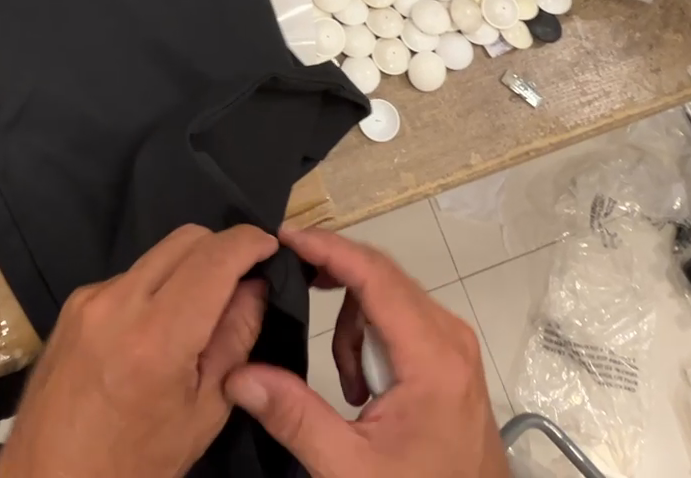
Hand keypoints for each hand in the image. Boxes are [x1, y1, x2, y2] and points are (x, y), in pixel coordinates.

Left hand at [0, 224, 276, 477]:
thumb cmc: (137, 461)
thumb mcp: (204, 412)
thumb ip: (235, 340)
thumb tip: (255, 286)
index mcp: (156, 337)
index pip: (213, 259)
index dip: (249, 242)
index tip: (269, 246)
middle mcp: (118, 302)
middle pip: (186, 239)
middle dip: (221, 249)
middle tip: (240, 282)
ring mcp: (90, 297)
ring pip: (157, 254)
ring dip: (187, 268)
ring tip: (195, 316)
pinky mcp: (73, 302)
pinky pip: (129, 276)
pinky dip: (154, 288)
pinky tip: (153, 331)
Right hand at [223, 228, 508, 477]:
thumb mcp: (351, 469)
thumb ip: (295, 416)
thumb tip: (237, 373)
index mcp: (431, 356)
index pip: (374, 274)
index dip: (328, 247)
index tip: (285, 236)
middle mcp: (448, 335)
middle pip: (380, 275)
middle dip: (332, 278)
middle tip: (289, 287)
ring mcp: (453, 343)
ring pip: (386, 295)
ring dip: (351, 323)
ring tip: (346, 384)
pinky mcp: (450, 356)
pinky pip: (399, 316)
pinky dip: (368, 335)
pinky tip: (362, 386)